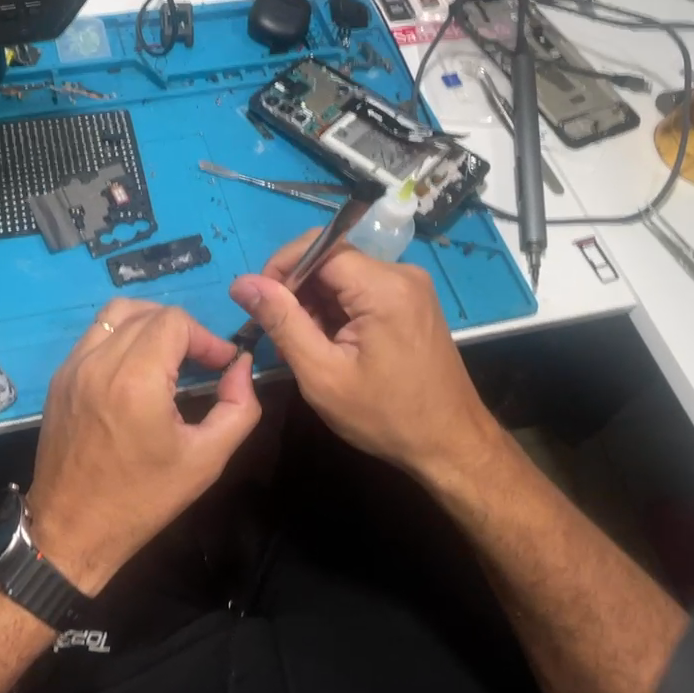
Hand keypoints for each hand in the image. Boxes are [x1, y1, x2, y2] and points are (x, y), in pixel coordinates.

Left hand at [26, 300, 260, 596]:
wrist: (72, 530)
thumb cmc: (142, 499)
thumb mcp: (206, 459)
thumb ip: (238, 407)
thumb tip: (241, 366)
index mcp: (135, 379)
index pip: (174, 322)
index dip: (206, 337)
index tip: (222, 365)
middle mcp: (99, 362)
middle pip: (147, 312)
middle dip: (182, 331)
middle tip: (200, 363)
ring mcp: (72, 367)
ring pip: (115, 314)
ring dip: (149, 324)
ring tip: (168, 356)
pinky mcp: (59, 378)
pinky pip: (94, 335)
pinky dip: (121, 337)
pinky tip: (135, 370)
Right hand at [228, 234, 497, 478]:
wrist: (451, 446)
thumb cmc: (385, 416)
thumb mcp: (322, 374)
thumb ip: (281, 321)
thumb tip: (242, 283)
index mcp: (384, 286)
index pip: (318, 247)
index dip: (282, 268)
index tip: (259, 304)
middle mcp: (401, 274)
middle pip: (330, 259)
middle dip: (297, 291)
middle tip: (281, 335)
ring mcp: (410, 287)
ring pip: (343, 276)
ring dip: (315, 304)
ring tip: (305, 347)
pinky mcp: (411, 302)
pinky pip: (360, 290)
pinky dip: (336, 311)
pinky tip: (330, 345)